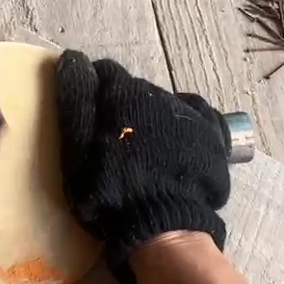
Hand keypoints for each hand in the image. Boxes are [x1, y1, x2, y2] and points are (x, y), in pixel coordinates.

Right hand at [54, 50, 230, 283]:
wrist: (165, 225)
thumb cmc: (111, 191)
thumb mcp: (78, 150)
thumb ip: (76, 102)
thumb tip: (72, 59)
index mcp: (122, 92)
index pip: (105, 72)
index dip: (94, 89)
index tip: (90, 114)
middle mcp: (157, 93)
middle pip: (134, 91)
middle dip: (124, 107)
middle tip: (116, 141)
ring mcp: (188, 113)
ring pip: (162, 105)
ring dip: (152, 120)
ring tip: (147, 153)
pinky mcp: (211, 133)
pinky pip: (194, 118)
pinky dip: (184, 127)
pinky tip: (177, 148)